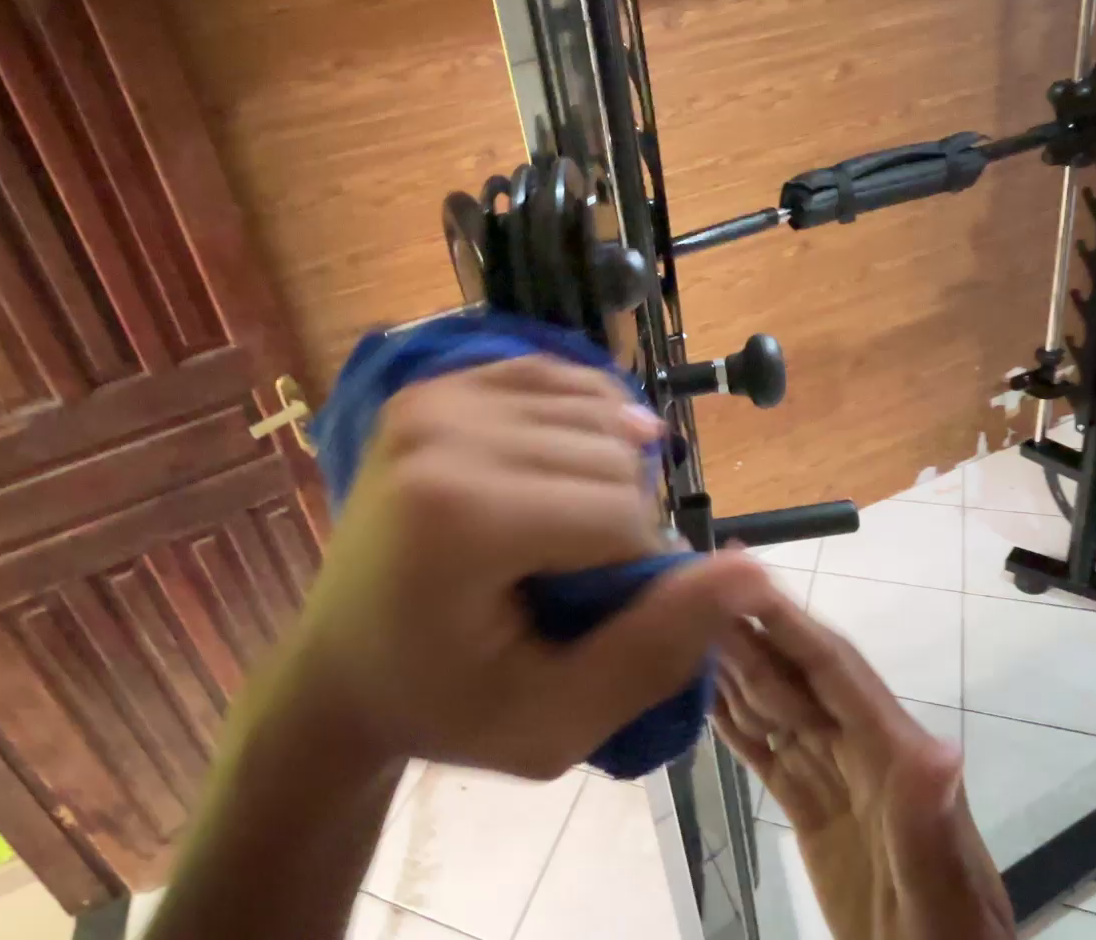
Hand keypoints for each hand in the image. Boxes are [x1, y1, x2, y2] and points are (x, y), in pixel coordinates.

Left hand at [274, 356, 775, 779]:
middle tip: (572, 578)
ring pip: (597, 411)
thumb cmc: (447, 705)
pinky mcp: (435, 386)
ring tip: (565, 530)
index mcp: (462, 517)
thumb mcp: (557, 717)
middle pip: (612, 456)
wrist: (342, 669)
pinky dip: (585, 420)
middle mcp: (443, 433)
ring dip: (607, 472)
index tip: (594, 618)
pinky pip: (556, 378)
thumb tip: (753, 571)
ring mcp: (434, 399)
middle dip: (620, 521)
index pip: (621, 516)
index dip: (637, 574)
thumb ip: (657, 646)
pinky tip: (570, 468)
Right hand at [715, 591, 1012, 939]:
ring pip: (773, 706)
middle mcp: (859, 749)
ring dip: (732, 666)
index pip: (832, 669)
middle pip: (793, 677)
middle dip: (748, 631)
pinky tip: (702, 694)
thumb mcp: (941, 893)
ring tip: (685, 626)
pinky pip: (764, 751)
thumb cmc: (948, 938)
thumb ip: (932, 825)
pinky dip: (731, 720)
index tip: (743, 575)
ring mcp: (831, 777)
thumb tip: (940, 752)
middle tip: (691, 587)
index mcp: (892, 753)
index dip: (789, 621)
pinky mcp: (809, 808)